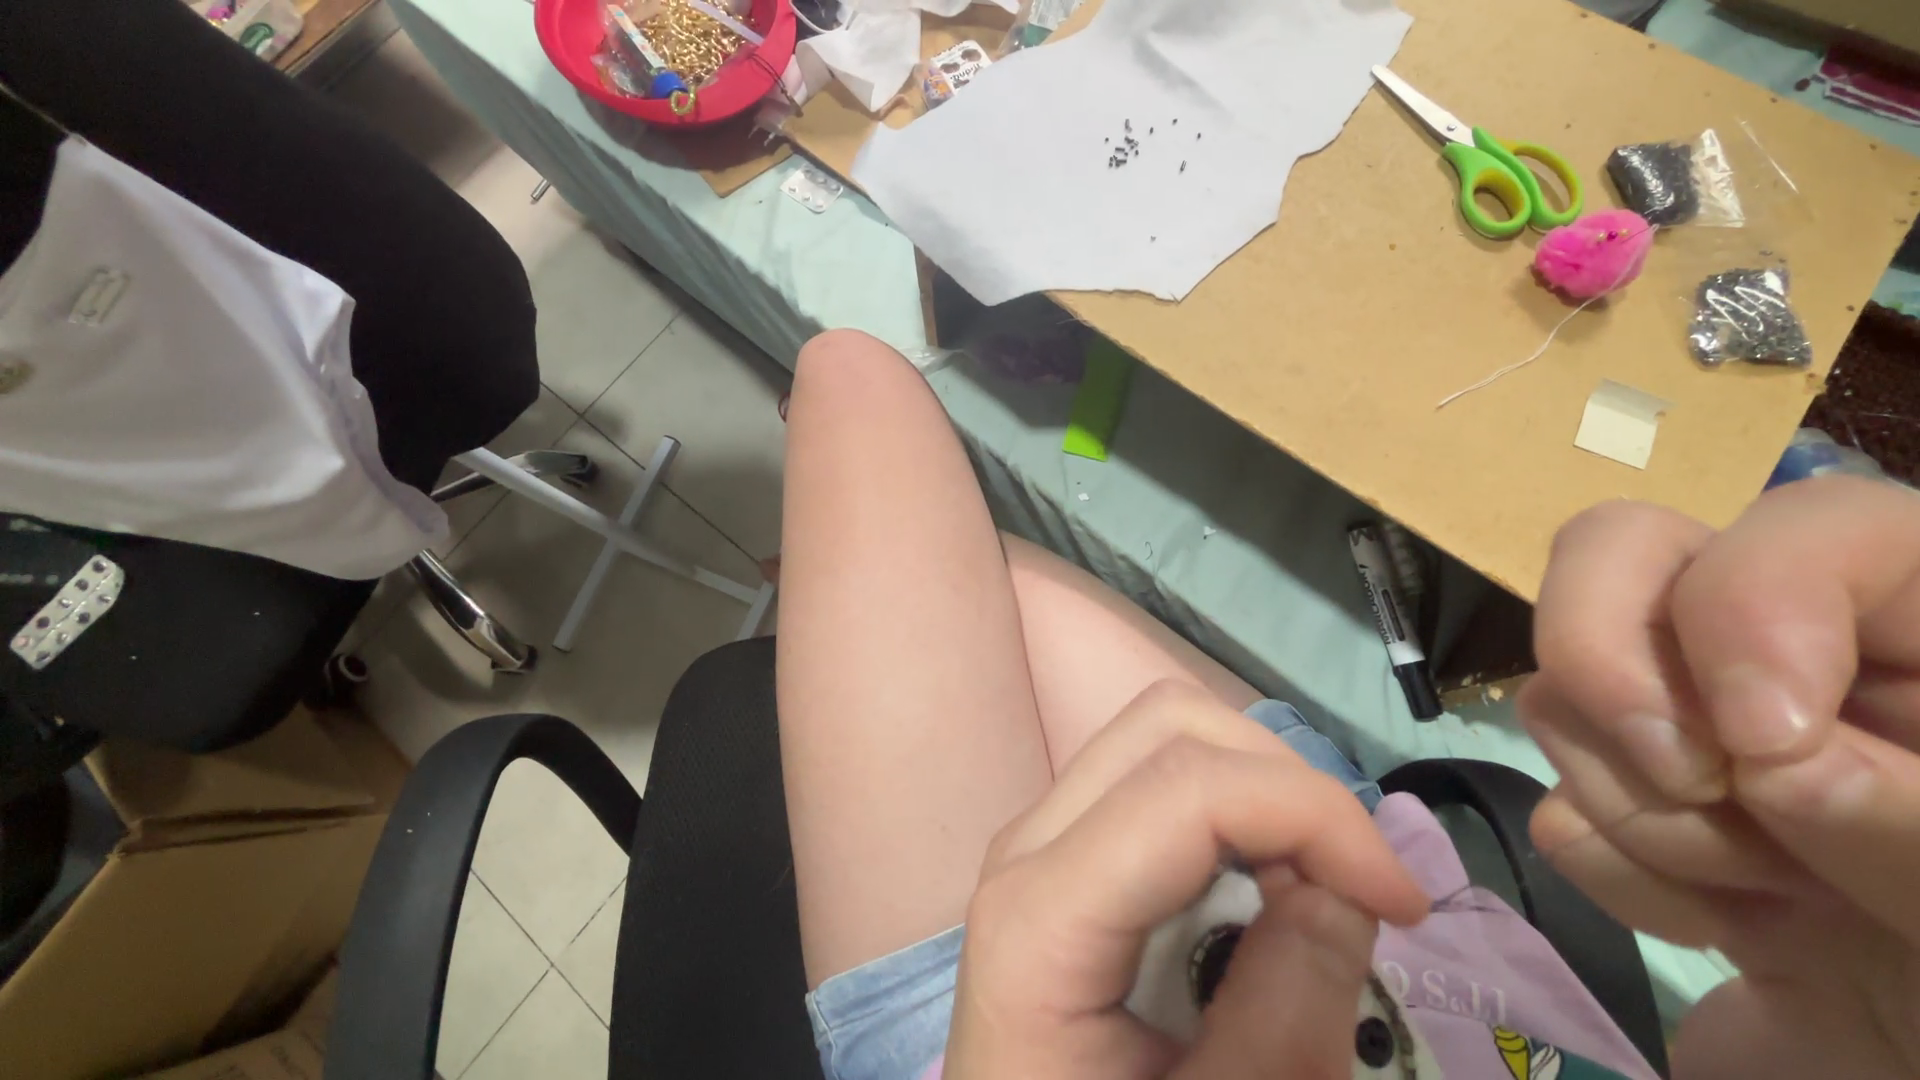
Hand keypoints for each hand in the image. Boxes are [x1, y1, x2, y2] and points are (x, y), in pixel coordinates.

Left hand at [944, 679, 1428, 1079]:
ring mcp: (1039, 841)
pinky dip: (1231, 806)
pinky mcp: (1063, 853)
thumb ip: (1287, 1015)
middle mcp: (1027, 849)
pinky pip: (1152, 780)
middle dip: (1284, 781)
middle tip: (1355, 886)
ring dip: (1260, 788)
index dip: (1312, 813)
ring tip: (1316, 888)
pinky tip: (1264, 884)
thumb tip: (1341, 890)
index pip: (1185, 790)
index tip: (1403, 902)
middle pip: (1168, 727)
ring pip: (1161, 735)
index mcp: (1042, 919)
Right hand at [1521, 475, 1919, 1078]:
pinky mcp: (1630, 809)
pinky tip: (1726, 927)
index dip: (1750, 604)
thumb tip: (1762, 763)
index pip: (1811, 524)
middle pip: (1614, 555)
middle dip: (1609, 665)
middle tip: (1683, 775)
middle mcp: (1794, 657)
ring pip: (1562, 693)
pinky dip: (1625, 878)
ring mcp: (1693, 729)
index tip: (1764, 744)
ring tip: (1774, 897)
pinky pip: (1557, 806)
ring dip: (1644, 810)